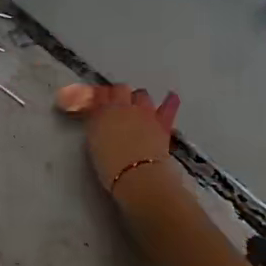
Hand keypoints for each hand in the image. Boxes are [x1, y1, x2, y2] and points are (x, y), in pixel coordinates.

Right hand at [55, 83, 179, 190]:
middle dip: (118, 93)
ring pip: (141, 94)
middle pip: (120, 89)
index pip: (98, 95)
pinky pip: (168, 106)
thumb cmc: (111, 169)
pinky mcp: (162, 122)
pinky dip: (169, 103)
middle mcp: (124, 107)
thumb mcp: (95, 147)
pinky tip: (170, 98)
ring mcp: (145, 112)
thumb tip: (100, 121)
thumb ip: (96, 128)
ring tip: (137, 108)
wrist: (139, 177)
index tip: (97, 100)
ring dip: (138, 99)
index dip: (98, 96)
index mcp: (103, 113)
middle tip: (116, 102)